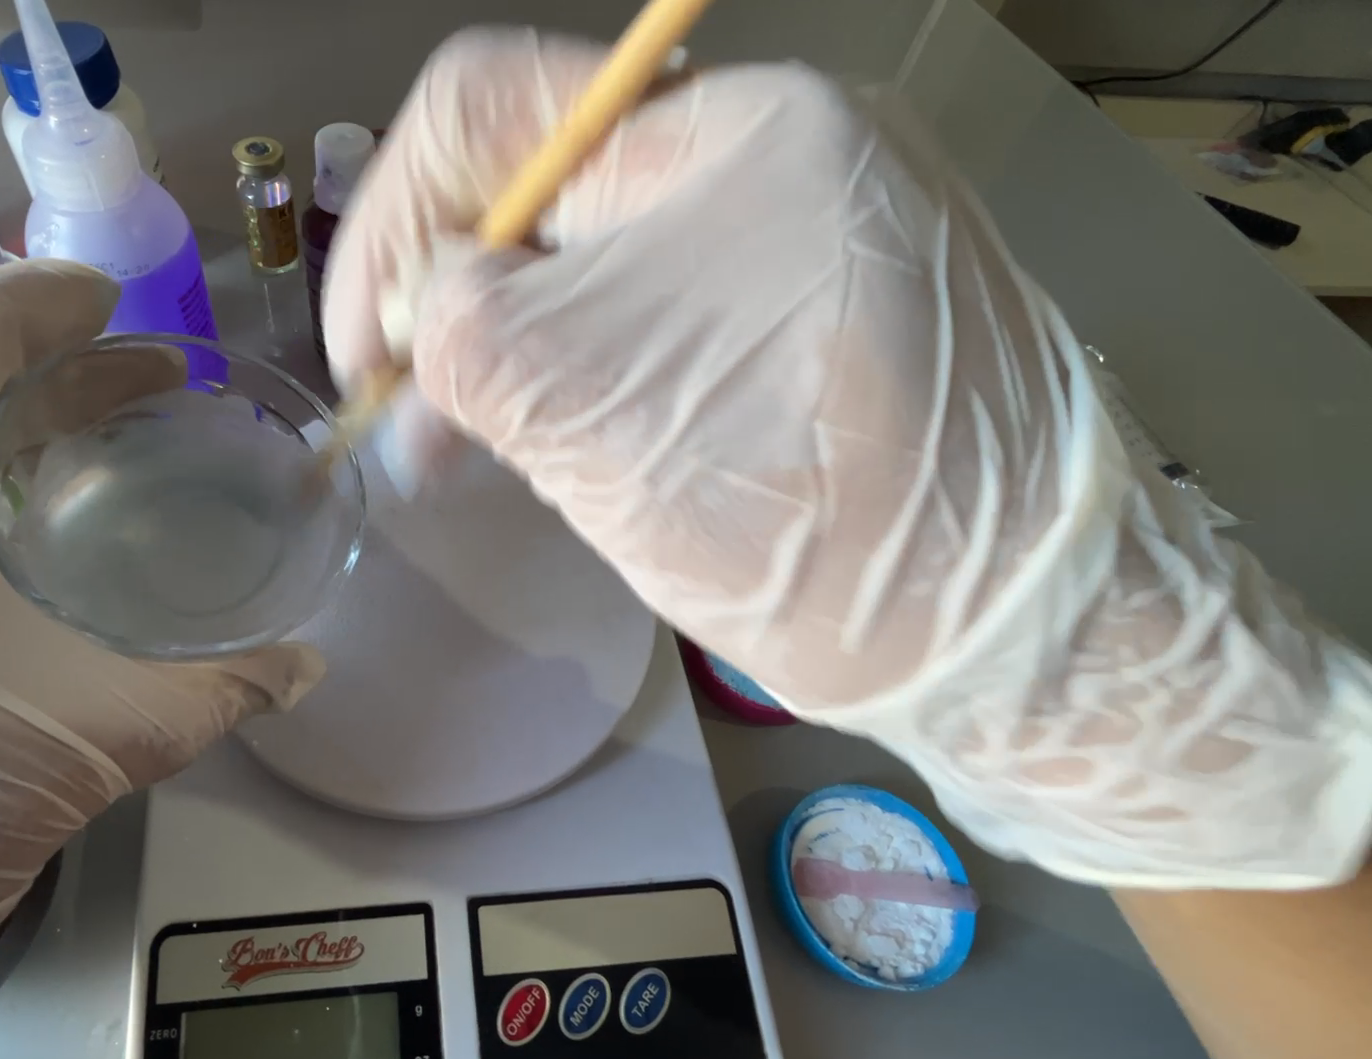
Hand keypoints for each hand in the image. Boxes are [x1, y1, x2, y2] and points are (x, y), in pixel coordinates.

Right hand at [325, 28, 1371, 887]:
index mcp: (722, 139)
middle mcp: (753, 165)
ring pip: (575, 274)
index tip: (366, 356)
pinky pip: (631, 327)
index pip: (490, 114)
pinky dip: (567, 382)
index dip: (390, 222)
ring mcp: (774, 245)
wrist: (1005, 630)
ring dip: (507, 356)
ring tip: (474, 450)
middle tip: (412, 424)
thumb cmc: (815, 512)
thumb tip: (413, 321)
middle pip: (532, 200)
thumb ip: (472, 336)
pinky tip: (557, 446)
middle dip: (448, 308)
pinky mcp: (780, 327)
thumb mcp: (602, 412)